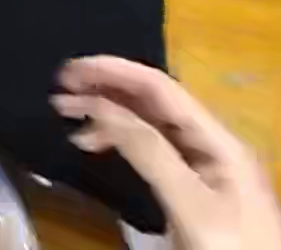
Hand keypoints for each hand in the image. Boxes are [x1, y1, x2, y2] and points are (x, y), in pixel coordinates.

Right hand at [52, 57, 280, 249]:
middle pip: (151, 100)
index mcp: (220, 141)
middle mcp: (212, 145)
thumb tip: (98, 104)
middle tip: (61, 90)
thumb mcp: (192, 211)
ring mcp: (204, 169)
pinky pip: (148, 148)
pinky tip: (93, 142)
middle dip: (104, 88)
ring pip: (146, 122)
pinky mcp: (192, 193)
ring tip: (67, 114)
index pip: (159, 86)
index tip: (68, 72)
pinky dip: (116, 139)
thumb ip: (148, 152)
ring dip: (105, 112)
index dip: (112, 70)